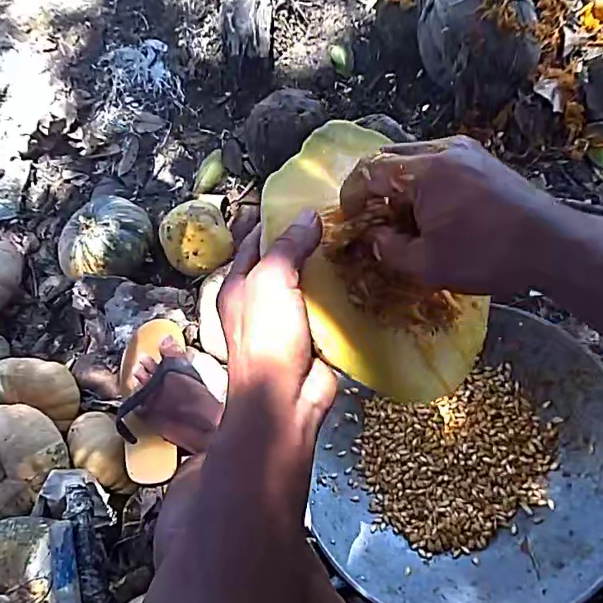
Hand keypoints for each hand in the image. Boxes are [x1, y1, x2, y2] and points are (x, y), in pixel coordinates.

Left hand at [215, 210, 340, 442]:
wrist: (285, 400)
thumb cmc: (267, 339)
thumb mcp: (270, 281)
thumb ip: (288, 246)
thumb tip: (309, 216)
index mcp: (239, 285)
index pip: (255, 243)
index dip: (275, 221)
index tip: (303, 201)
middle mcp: (261, 301)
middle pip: (285, 263)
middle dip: (308, 243)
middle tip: (339, 218)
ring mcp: (288, 321)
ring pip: (310, 286)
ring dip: (329, 268)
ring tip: (356, 240)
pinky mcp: (314, 338)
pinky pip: (330, 310)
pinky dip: (344, 296)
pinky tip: (363, 276)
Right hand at [341, 136, 569, 295]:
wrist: (551, 245)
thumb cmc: (487, 255)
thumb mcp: (427, 264)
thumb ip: (389, 249)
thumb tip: (373, 238)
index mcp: (425, 170)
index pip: (369, 170)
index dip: (351, 195)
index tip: (350, 220)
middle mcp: (444, 149)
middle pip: (389, 158)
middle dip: (373, 188)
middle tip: (371, 220)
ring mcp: (467, 151)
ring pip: (414, 158)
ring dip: (399, 185)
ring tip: (401, 219)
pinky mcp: (482, 160)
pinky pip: (438, 163)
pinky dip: (422, 183)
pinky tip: (430, 212)